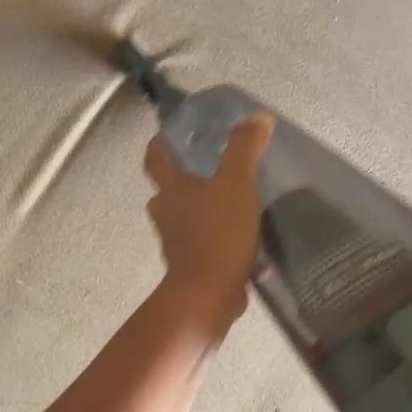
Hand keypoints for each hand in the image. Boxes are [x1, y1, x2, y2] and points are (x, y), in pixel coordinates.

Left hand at [143, 115, 275, 323]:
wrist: (208, 294)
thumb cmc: (217, 234)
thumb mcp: (236, 184)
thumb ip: (245, 149)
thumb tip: (258, 117)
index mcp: (169, 187)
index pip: (154, 156)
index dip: (161, 142)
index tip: (175, 133)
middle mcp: (164, 210)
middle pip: (167, 185)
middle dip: (185, 173)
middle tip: (213, 163)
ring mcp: (174, 238)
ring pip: (183, 212)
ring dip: (200, 203)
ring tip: (231, 195)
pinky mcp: (189, 260)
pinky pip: (198, 236)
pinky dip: (212, 229)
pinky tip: (238, 229)